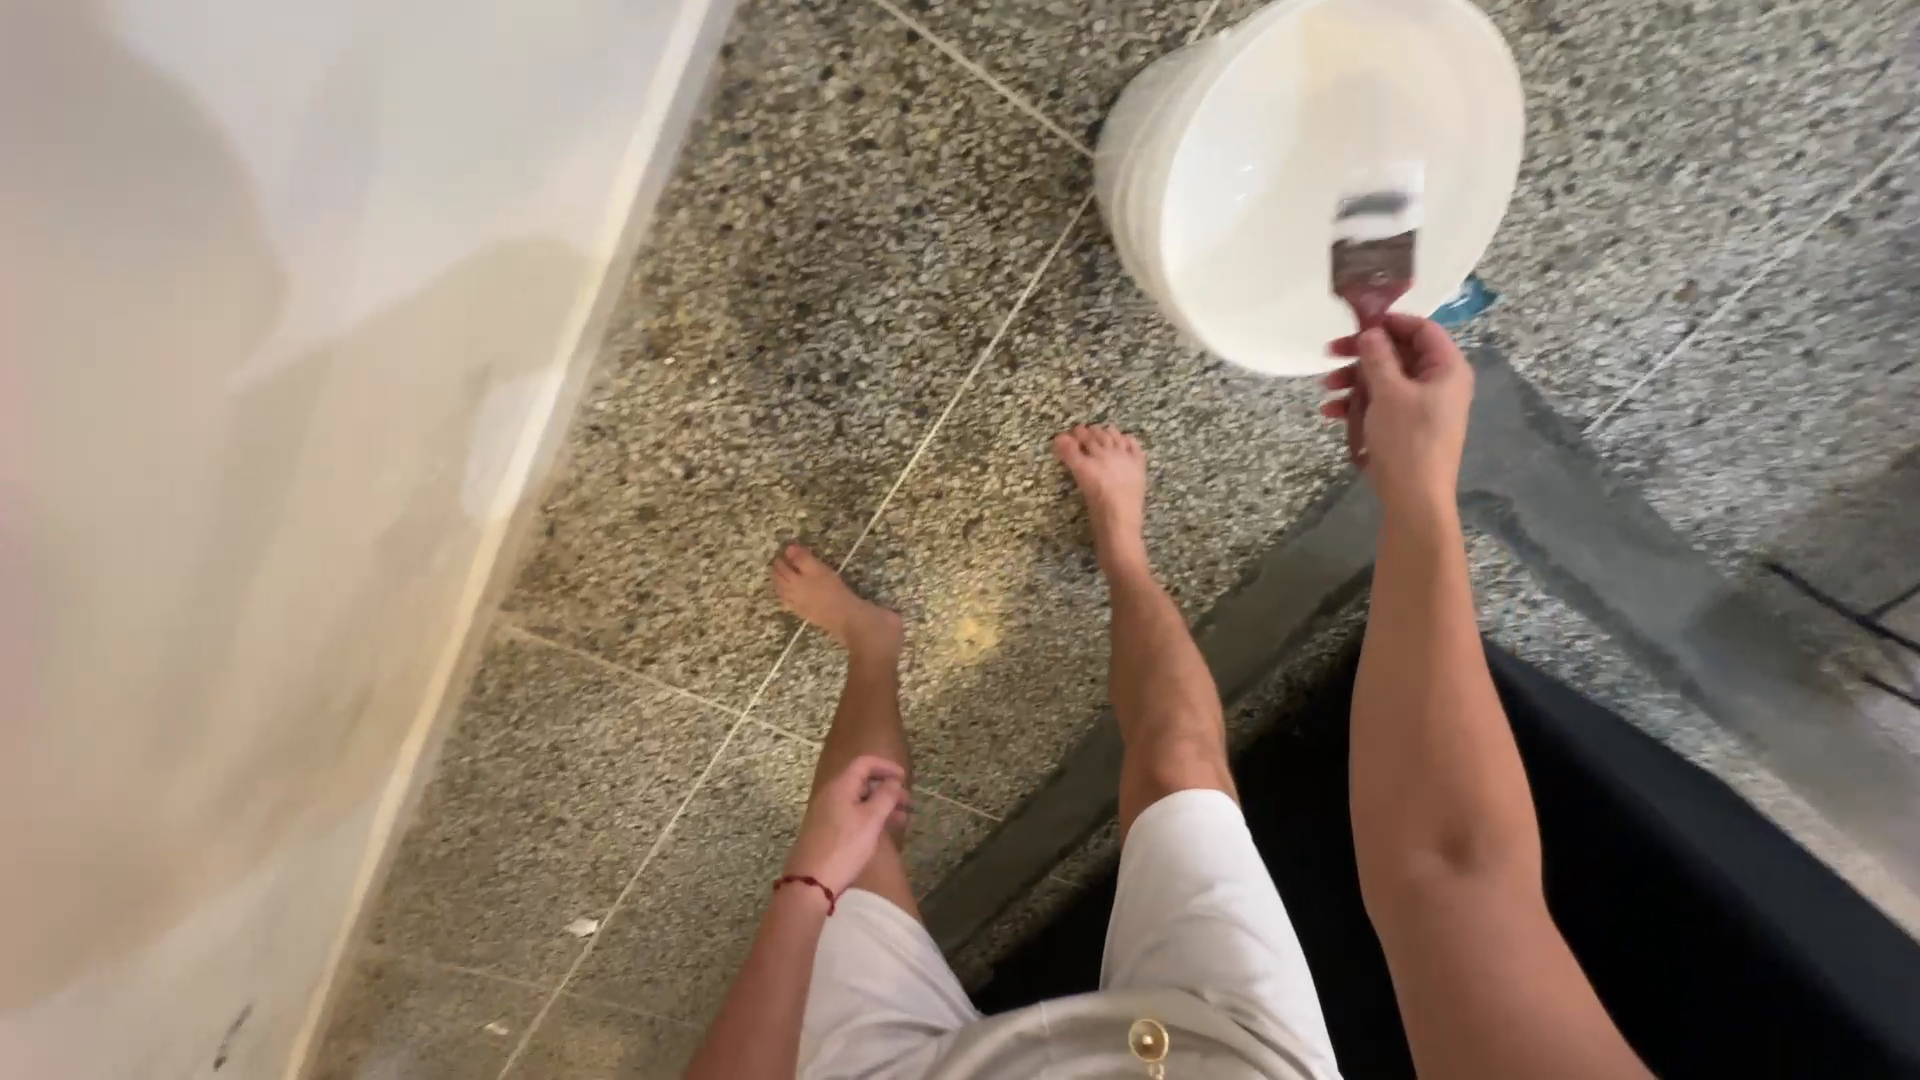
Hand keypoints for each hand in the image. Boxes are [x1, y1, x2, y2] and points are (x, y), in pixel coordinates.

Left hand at [783, 755, 910, 893]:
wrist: (810, 883)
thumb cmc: (844, 847)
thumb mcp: (871, 820)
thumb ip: (885, 796)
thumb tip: (893, 781)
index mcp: (841, 786)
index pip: (864, 763)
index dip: (886, 766)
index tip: (904, 778)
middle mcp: (831, 794)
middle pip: (862, 781)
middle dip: (887, 789)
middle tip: (908, 803)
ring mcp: (827, 813)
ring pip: (859, 800)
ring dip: (881, 805)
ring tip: (902, 819)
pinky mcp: (826, 830)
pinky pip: (852, 814)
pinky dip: (870, 817)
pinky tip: (882, 830)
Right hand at [1321, 314, 1473, 511]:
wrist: (1414, 496)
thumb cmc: (1407, 439)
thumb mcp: (1389, 393)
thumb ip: (1378, 358)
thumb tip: (1370, 332)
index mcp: (1446, 368)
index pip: (1422, 330)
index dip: (1390, 323)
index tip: (1356, 324)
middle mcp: (1437, 382)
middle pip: (1399, 354)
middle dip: (1362, 355)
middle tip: (1330, 353)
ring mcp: (1421, 406)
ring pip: (1384, 380)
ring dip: (1353, 380)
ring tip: (1325, 389)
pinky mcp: (1405, 426)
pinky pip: (1380, 404)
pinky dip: (1356, 404)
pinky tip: (1331, 412)